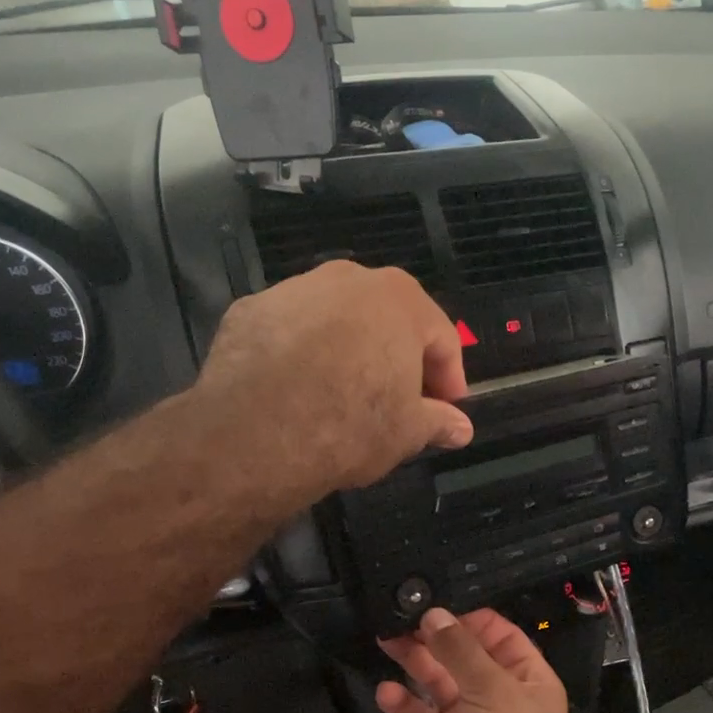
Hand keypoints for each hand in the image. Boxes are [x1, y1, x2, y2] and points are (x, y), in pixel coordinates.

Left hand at [196, 260, 473, 497]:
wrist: (257, 433)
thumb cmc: (353, 423)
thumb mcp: (409, 431)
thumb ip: (439, 422)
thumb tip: (462, 429)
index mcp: (399, 300)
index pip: (441, 337)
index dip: (449, 377)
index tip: (448, 409)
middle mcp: (348, 279)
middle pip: (387, 319)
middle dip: (399, 357)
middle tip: (401, 401)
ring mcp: (294, 289)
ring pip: (336, 320)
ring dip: (349, 351)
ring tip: (346, 396)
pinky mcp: (250, 311)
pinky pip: (292, 332)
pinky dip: (303, 354)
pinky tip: (301, 392)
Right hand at [376, 608, 569, 712]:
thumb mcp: (493, 690)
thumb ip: (460, 650)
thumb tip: (434, 613)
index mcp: (529, 681)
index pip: (502, 637)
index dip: (472, 620)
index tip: (438, 605)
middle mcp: (500, 697)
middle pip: (465, 656)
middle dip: (436, 637)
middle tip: (401, 617)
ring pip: (438, 682)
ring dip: (415, 662)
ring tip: (385, 639)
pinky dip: (402, 702)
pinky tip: (386, 690)